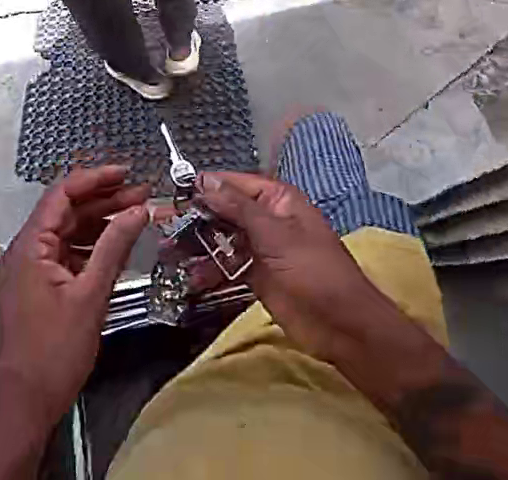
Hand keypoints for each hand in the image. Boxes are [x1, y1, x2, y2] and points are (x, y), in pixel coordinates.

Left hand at [0, 166, 148, 479]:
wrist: (22, 409)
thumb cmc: (51, 354)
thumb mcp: (90, 296)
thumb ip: (114, 247)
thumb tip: (139, 210)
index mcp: (30, 245)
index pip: (62, 194)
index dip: (95, 178)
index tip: (125, 172)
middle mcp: (26, 250)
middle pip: (67, 211)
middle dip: (104, 199)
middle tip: (141, 192)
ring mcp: (32, 270)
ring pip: (69, 232)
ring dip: (101, 222)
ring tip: (136, 213)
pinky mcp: (39, 288)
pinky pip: (68, 254)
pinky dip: (93, 246)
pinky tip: (117, 245)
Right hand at [198, 173, 507, 479]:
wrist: (344, 328)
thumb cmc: (315, 271)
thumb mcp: (274, 234)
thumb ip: (236, 207)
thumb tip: (204, 180)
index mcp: (277, 200)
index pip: (234, 183)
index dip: (205, 185)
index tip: (173, 190)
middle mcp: (266, 219)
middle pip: (223, 211)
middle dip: (195, 217)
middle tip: (163, 224)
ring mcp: (260, 248)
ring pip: (221, 240)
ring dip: (197, 246)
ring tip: (169, 253)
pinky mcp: (256, 276)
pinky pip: (226, 267)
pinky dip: (209, 270)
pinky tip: (190, 278)